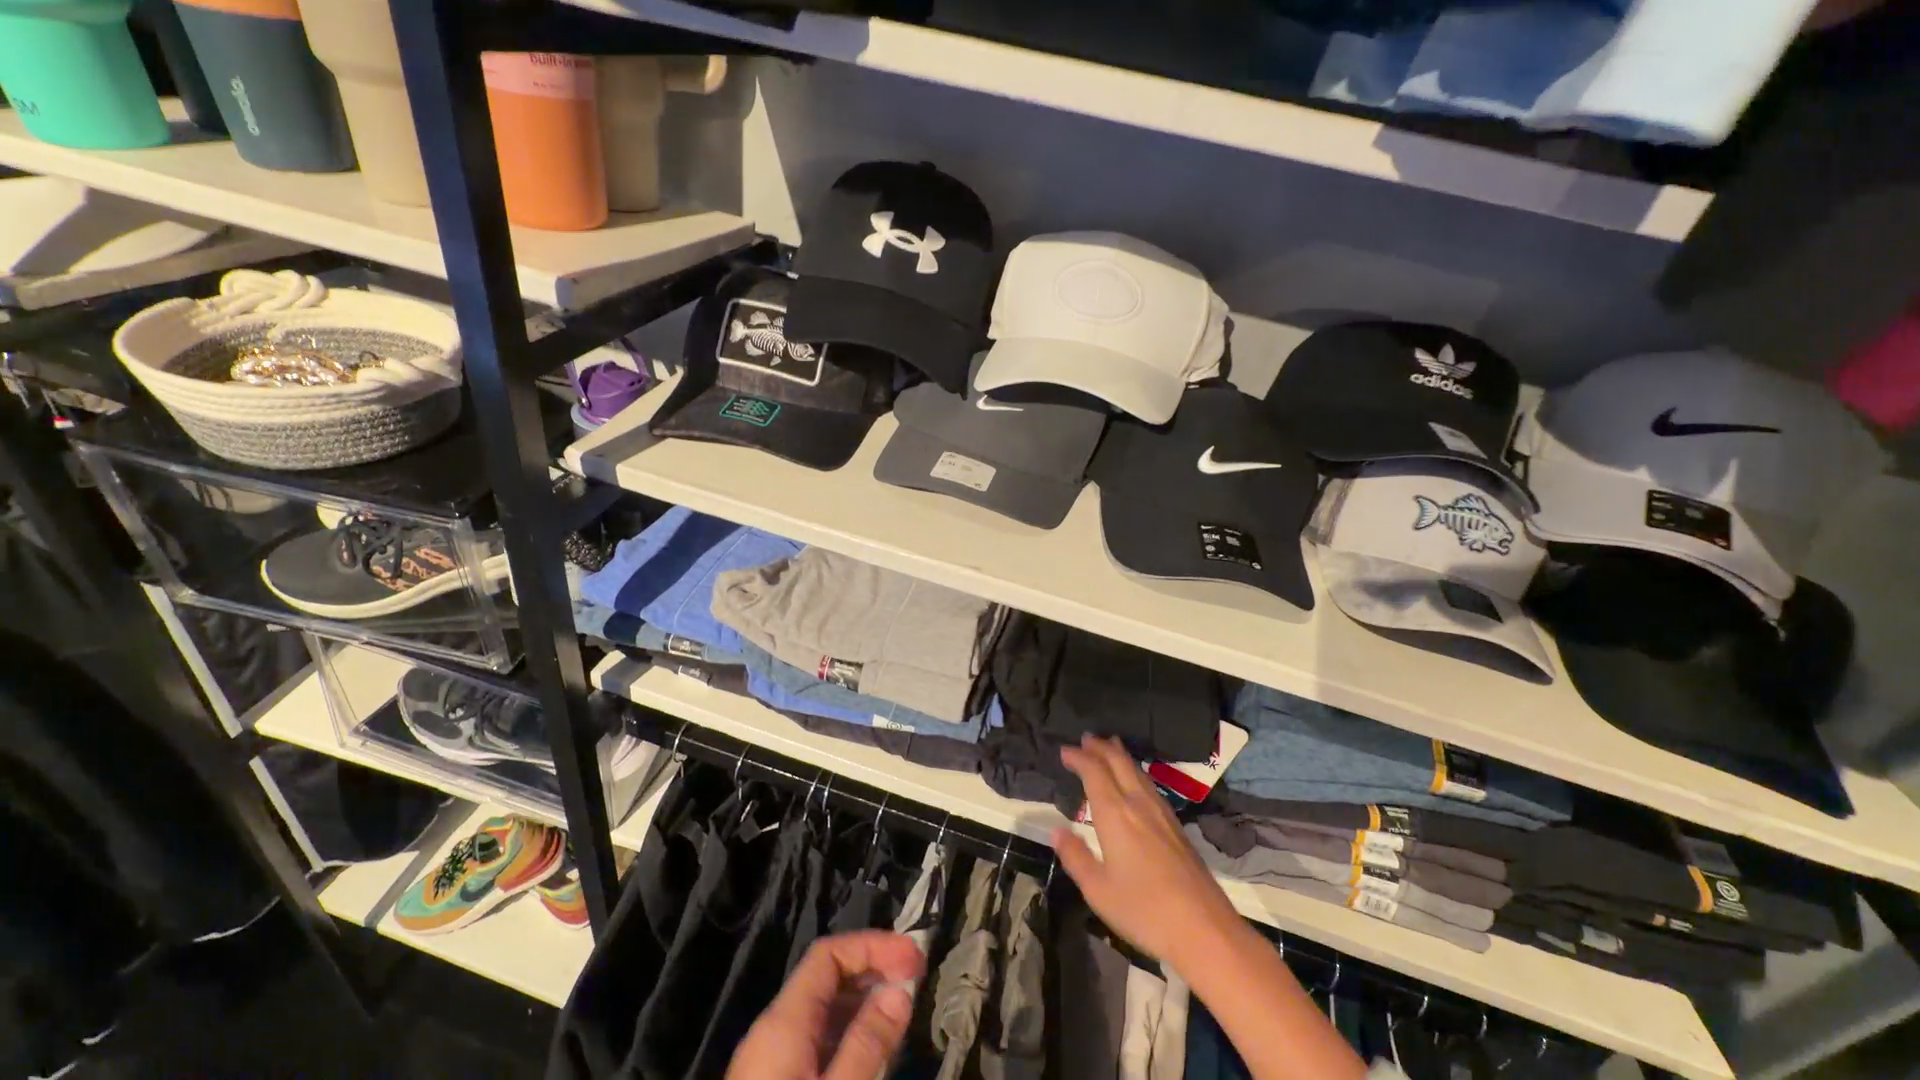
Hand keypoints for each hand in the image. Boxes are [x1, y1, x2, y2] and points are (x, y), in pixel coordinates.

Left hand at [726, 930, 925, 1079]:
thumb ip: (868, 1043)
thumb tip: (900, 990)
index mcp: (784, 1022)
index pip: (828, 956)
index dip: (873, 947)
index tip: (915, 958)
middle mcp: (775, 1030)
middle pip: (826, 979)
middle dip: (873, 971)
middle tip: (917, 983)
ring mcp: (774, 1058)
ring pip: (823, 1011)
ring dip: (865, 1003)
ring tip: (904, 1015)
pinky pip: (818, 1040)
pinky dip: (851, 1033)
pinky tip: (876, 1052)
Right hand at [1052, 735, 1246, 969]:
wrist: (1203, 928)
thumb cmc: (1143, 910)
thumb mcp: (1097, 890)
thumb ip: (1076, 857)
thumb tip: (1057, 831)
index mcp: (1115, 815)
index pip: (1094, 773)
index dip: (1079, 758)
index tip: (1064, 751)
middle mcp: (1139, 805)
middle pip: (1120, 764)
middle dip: (1101, 748)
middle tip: (1086, 738)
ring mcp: (1163, 815)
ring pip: (1139, 773)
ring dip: (1121, 757)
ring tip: (1109, 747)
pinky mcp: (1177, 828)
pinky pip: (1151, 787)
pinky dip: (1136, 773)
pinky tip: (1136, 783)